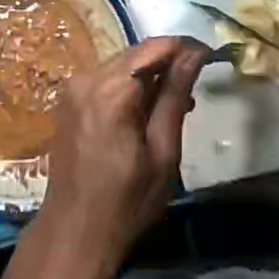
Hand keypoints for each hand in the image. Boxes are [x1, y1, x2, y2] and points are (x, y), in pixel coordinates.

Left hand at [28, 36, 207, 278]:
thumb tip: (193, 55)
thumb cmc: (126, 201)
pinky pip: (105, 81)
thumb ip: (175, 96)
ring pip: (120, 66)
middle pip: (135, 55)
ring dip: (149, 77)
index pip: (153, 48)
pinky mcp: (68, 101)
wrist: (74, 231)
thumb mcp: (163, 151)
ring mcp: (72, 89)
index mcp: (109, 89)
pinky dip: (129, 88)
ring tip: (179, 105)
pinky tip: (148, 111)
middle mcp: (85, 78)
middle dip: (168, 63)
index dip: (184, 47)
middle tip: (197, 87)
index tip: (210, 57)